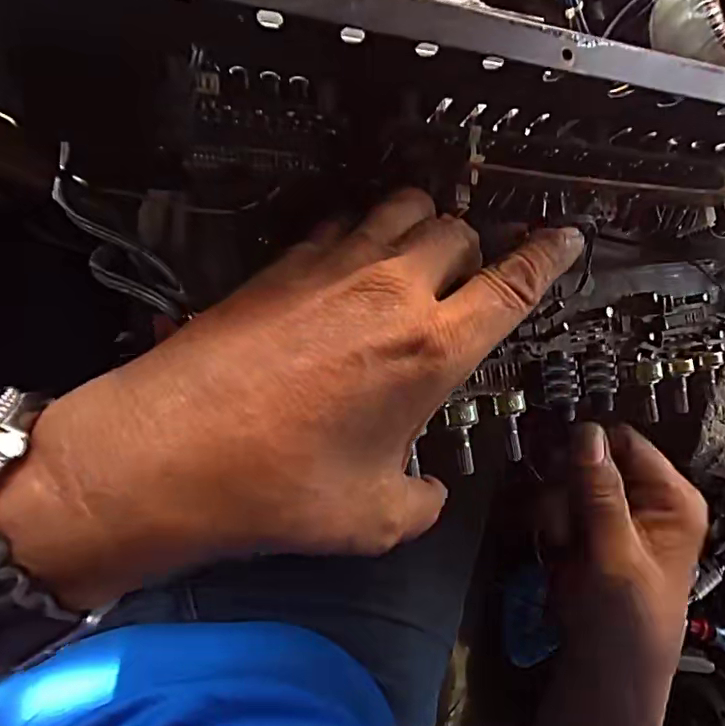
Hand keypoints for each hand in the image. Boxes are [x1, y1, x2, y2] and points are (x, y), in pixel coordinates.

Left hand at [0, 189, 583, 607]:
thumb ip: (422, 500)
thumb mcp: (373, 517)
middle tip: (468, 282)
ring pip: (404, 208)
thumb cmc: (276, 490)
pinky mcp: (283, 263)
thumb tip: (428, 492)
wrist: (160, 457)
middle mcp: (391, 293)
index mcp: (431, 350)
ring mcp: (333, 268)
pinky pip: (344, 222)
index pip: (513, 285)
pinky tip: (353, 264)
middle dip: (476, 250)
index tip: (564, 237)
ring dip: (424, 226)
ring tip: (419, 258)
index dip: (548, 255)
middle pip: (459, 231)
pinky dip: (365, 232)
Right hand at [539, 423, 708, 675]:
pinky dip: (550, 524)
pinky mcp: (586, 529)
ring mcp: (612, 513)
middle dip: (569, 490)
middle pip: (591, 460)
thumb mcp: (617, 556)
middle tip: (564, 523)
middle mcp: (643, 498)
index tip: (560, 463)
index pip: (627, 443)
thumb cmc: (629, 624)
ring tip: (564, 547)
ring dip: (556, 512)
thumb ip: (600, 494)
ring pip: (567, 481)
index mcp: (671, 498)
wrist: (604, 675)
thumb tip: (587, 434)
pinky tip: (557, 551)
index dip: (591, 449)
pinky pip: (557, 504)